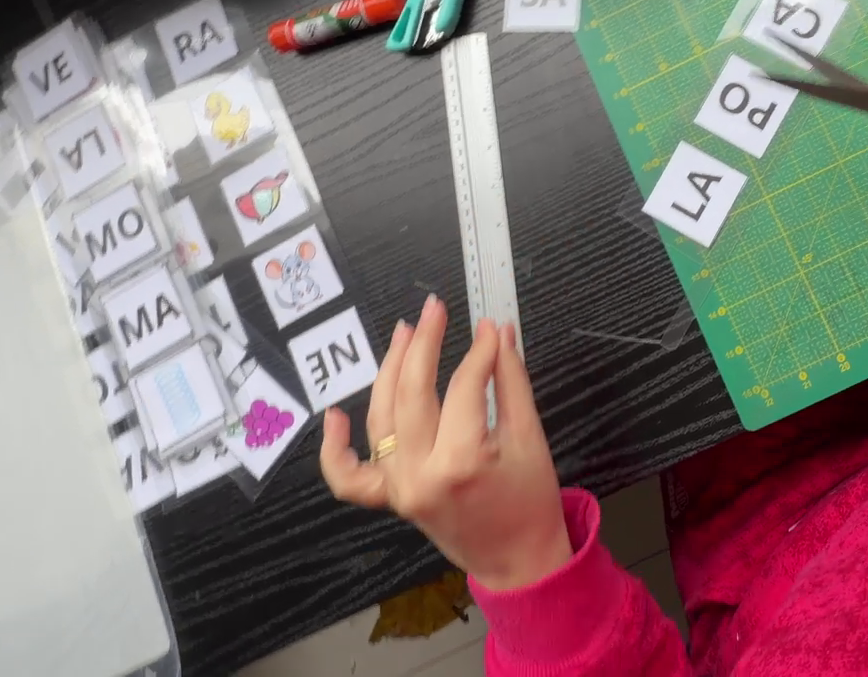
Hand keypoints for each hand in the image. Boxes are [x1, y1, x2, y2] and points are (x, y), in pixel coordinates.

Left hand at [320, 296, 571, 589]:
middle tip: (435, 309)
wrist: (518, 557)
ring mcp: (398, 489)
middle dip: (424, 344)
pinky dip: (335, 448)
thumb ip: (512, 379)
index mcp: (461, 460)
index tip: (491, 327)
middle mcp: (419, 475)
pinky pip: (349, 477)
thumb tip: (499, 333)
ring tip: (404, 334)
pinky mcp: (390, 498)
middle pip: (411, 394)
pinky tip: (336, 415)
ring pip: (380, 419)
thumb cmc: (531, 498)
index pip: (466, 385)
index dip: (481, 350)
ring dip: (388, 371)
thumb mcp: (530, 434)